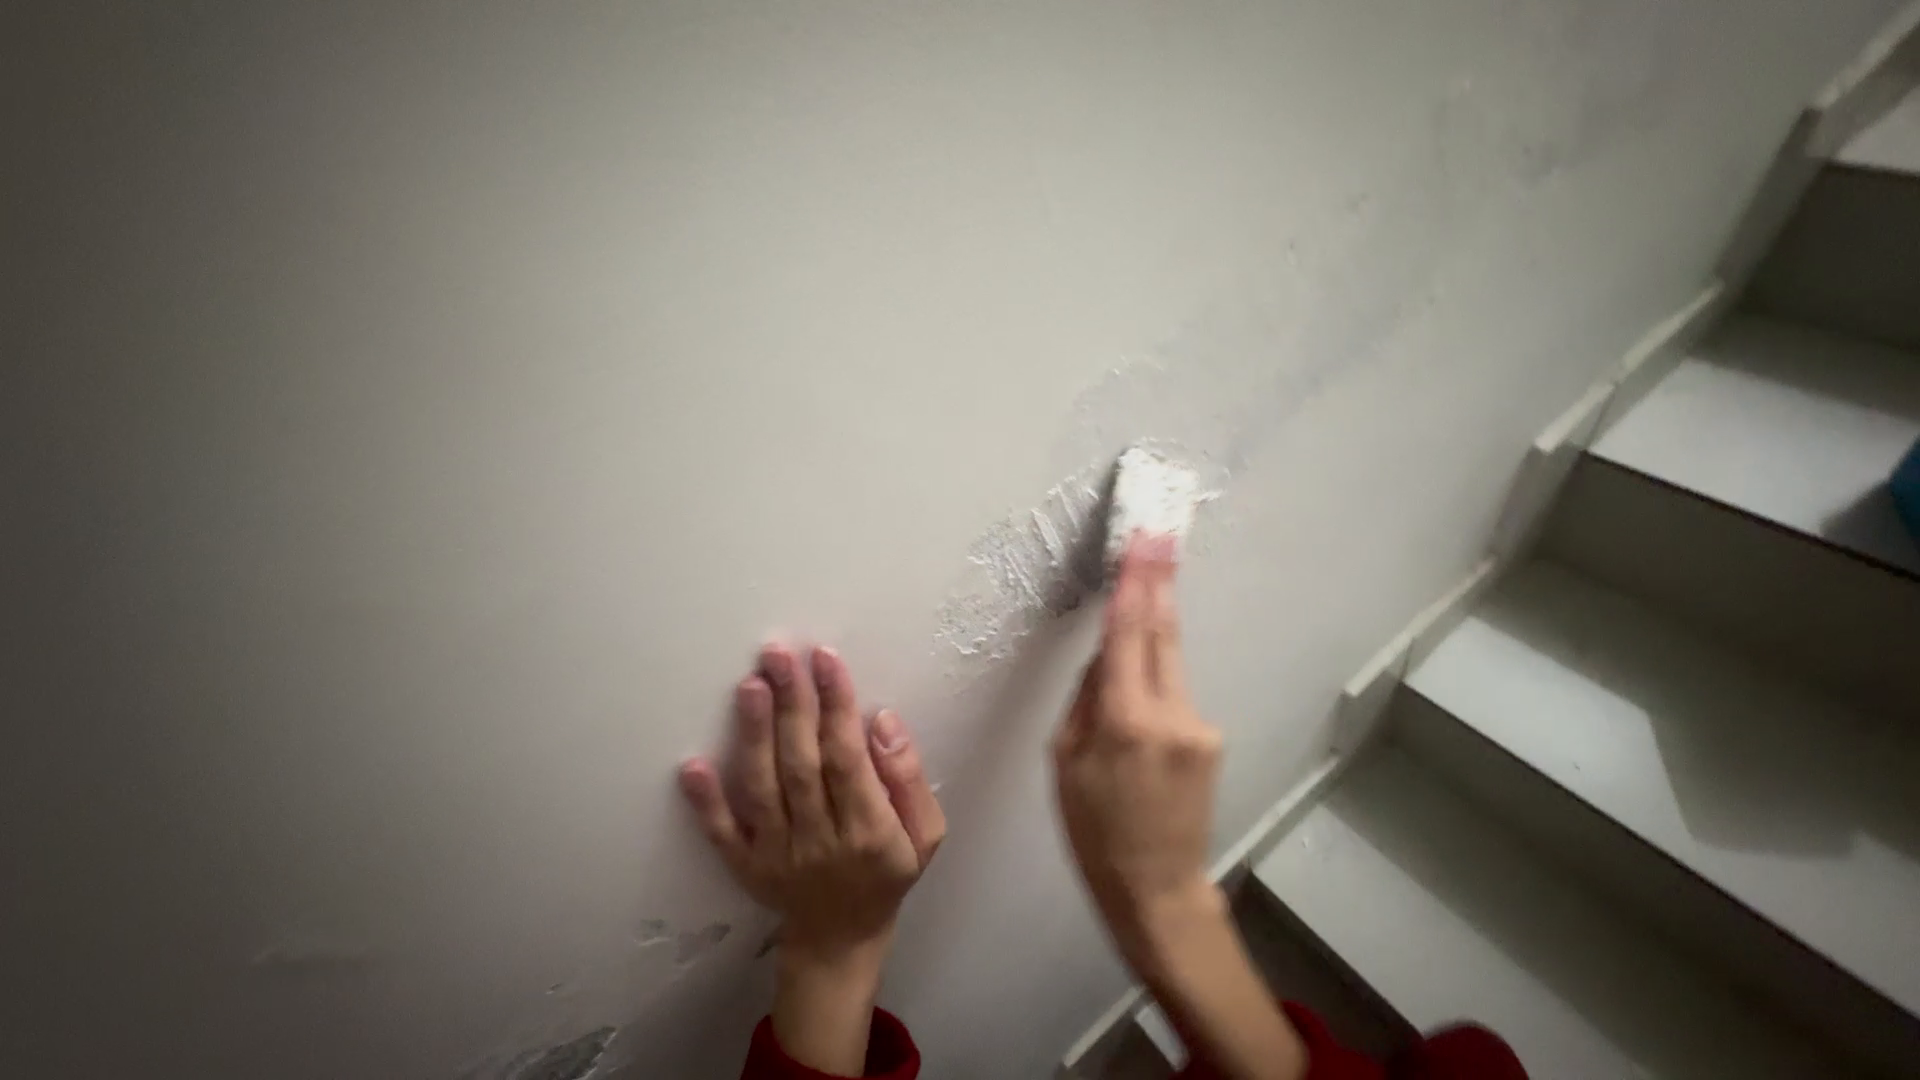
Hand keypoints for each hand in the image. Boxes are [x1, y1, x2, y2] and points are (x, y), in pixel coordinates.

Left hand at [680, 643, 944, 1073]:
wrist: (842, 938)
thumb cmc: (888, 872)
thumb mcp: (926, 833)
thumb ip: (909, 778)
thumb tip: (882, 720)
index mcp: (869, 831)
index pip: (848, 759)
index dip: (836, 706)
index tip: (825, 659)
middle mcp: (820, 841)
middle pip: (802, 765)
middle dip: (792, 704)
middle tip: (778, 655)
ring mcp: (777, 855)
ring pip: (763, 789)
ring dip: (754, 735)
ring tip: (750, 685)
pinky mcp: (746, 866)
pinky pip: (723, 834)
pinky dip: (706, 802)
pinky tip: (691, 765)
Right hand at [1053, 532, 1225, 969]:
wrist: (1158, 888)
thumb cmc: (1094, 830)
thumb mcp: (1065, 763)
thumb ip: (1086, 699)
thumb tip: (1105, 655)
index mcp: (1125, 721)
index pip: (1129, 634)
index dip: (1135, 582)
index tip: (1143, 541)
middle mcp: (1172, 714)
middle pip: (1162, 632)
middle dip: (1159, 579)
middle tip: (1161, 532)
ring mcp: (1200, 725)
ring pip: (1168, 663)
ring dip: (1153, 631)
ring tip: (1143, 597)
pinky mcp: (1212, 736)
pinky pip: (1174, 694)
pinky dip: (1155, 683)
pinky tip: (1139, 709)